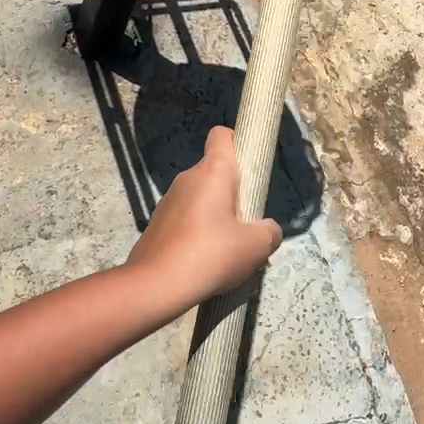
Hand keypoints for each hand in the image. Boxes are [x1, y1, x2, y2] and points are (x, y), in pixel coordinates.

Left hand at [125, 127, 283, 311]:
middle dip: (233, 193)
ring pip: (200, 198)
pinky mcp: (156, 225)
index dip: (238, 143)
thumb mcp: (256, 246)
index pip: (222, 135)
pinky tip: (203, 262)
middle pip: (215, 172)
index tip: (250, 170)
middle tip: (246, 224)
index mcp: (212, 172)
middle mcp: (188, 178)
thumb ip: (270, 232)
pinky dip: (196, 233)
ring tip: (226, 250)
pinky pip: (185, 219)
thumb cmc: (209, 255)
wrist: (153, 288)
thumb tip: (267, 230)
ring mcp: (168, 201)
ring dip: (215, 216)